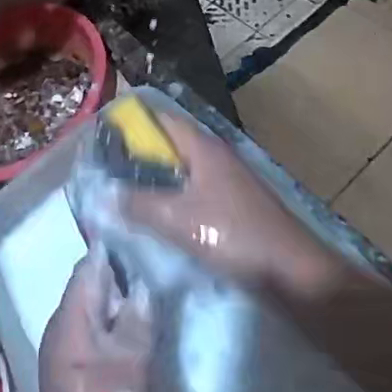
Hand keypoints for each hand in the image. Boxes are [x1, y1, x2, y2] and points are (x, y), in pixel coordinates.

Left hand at [39, 248, 156, 391]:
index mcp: (67, 322)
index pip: (91, 264)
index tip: (151, 225)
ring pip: (106, 308)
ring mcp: (75, 353)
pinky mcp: (88, 372)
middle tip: (167, 253)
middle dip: (130, 271)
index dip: (119, 244)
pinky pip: (107, 331)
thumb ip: (137, 319)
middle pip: (98, 284)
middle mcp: (65, 330)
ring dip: (131, 298)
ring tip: (166, 278)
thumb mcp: (130, 369)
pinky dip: (128, 322)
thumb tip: (146, 274)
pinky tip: (154, 317)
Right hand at [119, 108, 343, 300]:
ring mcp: (225, 182)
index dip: (132, 123)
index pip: (161, 120)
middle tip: (103, 172)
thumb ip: (138, 204)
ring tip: (119, 196)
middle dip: (137, 156)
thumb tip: (102, 192)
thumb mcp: (179, 220)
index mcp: (204, 148)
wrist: (291, 271)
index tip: (101, 135)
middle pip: (169, 145)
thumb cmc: (234, 235)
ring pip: (180, 172)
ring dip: (153, 181)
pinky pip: (192, 194)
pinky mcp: (230, 207)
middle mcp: (214, 157)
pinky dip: (170, 201)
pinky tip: (152, 220)